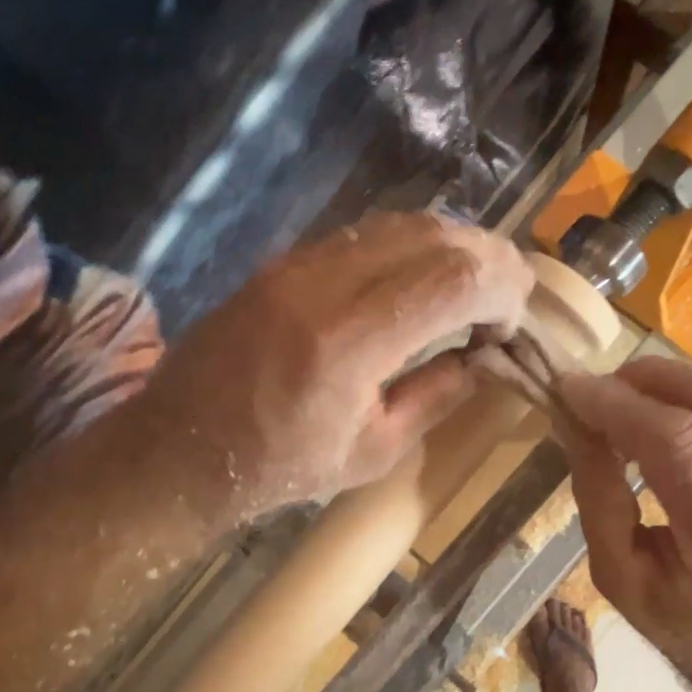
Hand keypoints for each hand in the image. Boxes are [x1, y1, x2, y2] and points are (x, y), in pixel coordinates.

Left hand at [138, 211, 534, 520]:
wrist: (176, 449)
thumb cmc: (275, 467)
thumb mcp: (371, 451)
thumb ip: (436, 396)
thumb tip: (482, 358)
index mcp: (349, 343)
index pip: (454, 278)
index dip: (504, 287)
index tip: (515, 319)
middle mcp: (324, 285)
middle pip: (434, 235)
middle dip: (489, 257)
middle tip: (508, 295)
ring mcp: (297, 265)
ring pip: (399, 224)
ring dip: (450, 245)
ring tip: (473, 284)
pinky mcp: (282, 262)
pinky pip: (363, 234)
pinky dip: (407, 246)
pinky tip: (418, 278)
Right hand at [559, 358, 691, 691]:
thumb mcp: (622, 581)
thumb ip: (597, 495)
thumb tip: (575, 420)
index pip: (676, 444)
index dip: (617, 404)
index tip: (571, 387)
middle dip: (655, 377)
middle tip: (608, 384)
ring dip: (687, 379)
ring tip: (640, 392)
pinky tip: (684, 409)